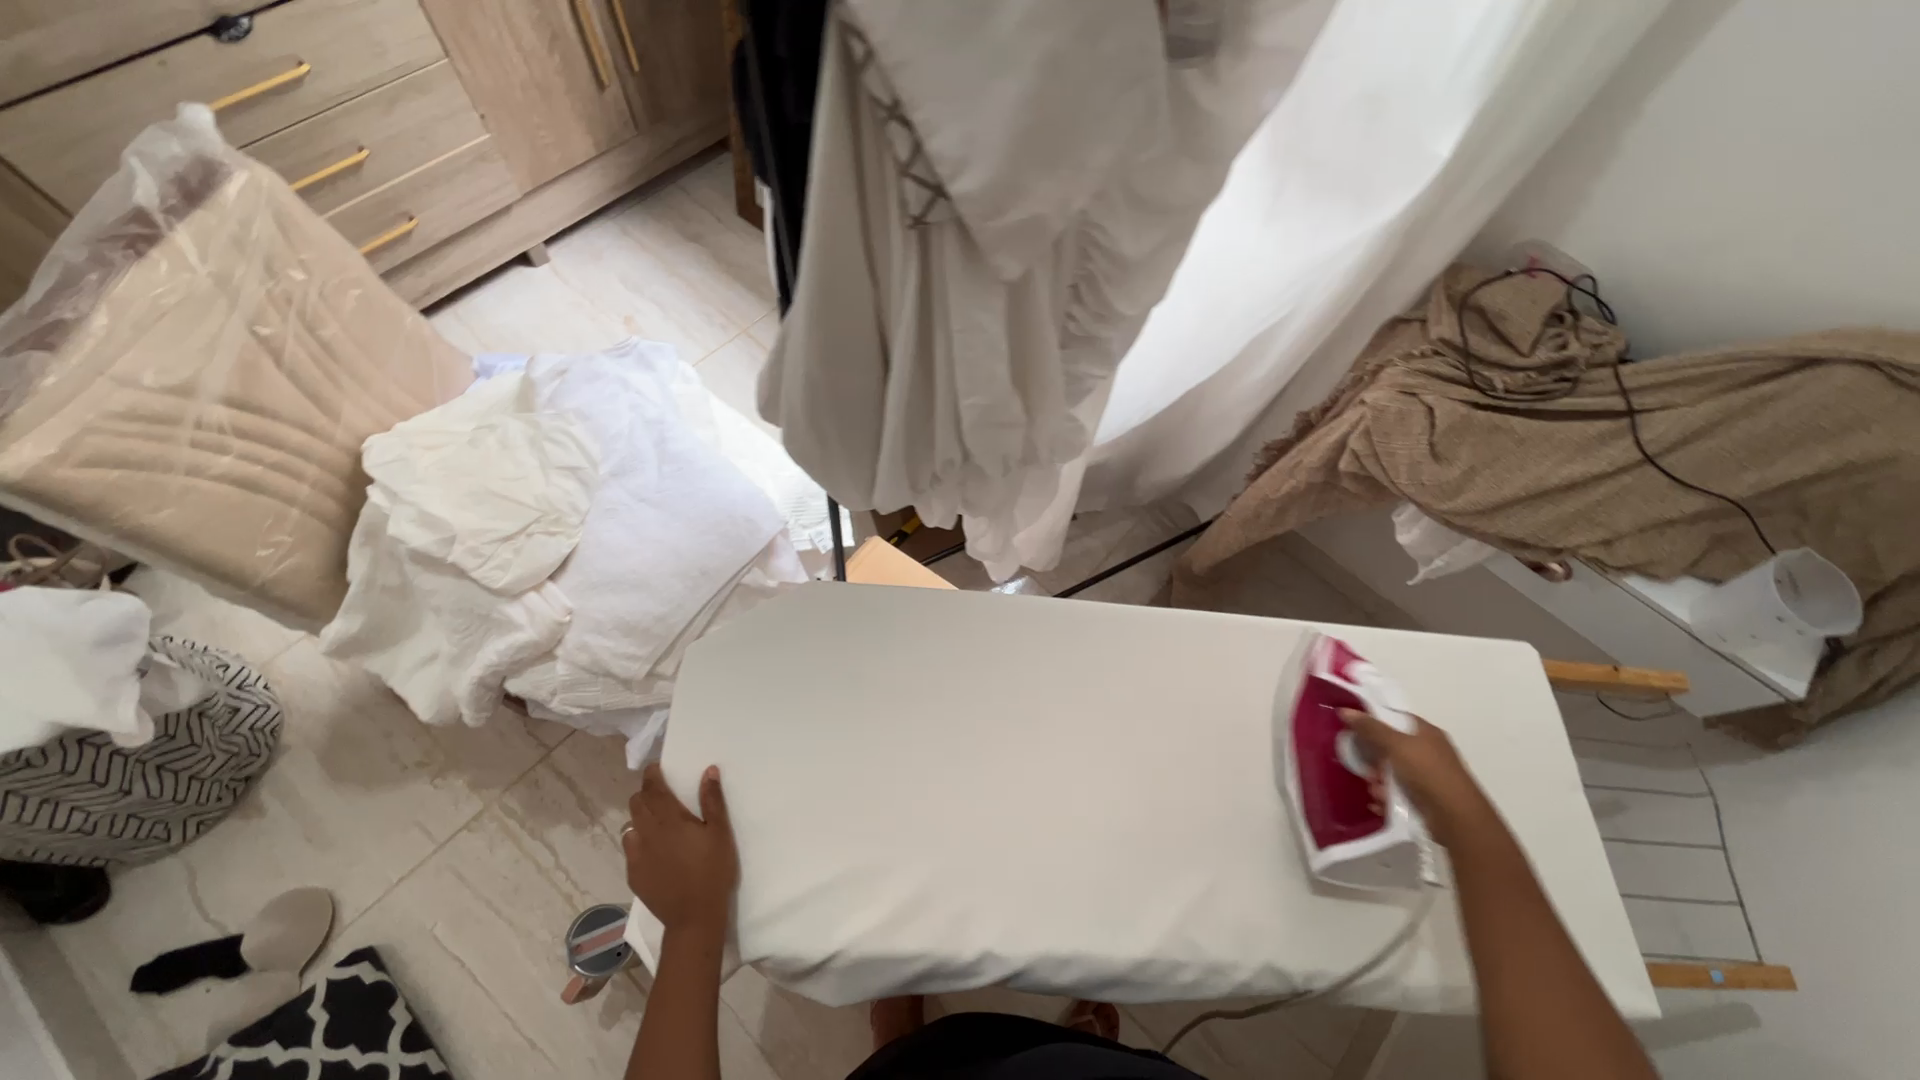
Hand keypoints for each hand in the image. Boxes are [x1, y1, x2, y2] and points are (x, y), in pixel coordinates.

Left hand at [623, 763, 737, 935]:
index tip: (655, 768)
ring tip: (656, 823)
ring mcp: (637, 855)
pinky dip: (638, 841)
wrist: (694, 916)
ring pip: (630, 826)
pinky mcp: (633, 874)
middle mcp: (647, 833)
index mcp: (669, 819)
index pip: (653, 788)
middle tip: (660, 794)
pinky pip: (630, 849)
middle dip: (645, 794)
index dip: (652, 775)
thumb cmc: (713, 870)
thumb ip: (712, 800)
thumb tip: (708, 770)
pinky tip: (653, 850)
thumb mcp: (720, 833)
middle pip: (636, 803)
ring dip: (640, 818)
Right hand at [1339, 709, 1498, 847]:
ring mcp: (1427, 776)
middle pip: (1391, 746)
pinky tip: (1379, 803)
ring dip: (1379, 780)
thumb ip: (1371, 728)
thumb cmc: (1428, 773)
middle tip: (1364, 766)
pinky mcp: (1424, 798)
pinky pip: (1397, 792)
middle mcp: (1428, 752)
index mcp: (1426, 733)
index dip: (1374, 720)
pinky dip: (1386, 797)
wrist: (1456, 818)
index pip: (1396, 718)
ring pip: (1392, 772)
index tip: (1353, 728)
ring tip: (1375, 789)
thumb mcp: (1397, 745)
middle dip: (1374, 758)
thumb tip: (1345, 710)